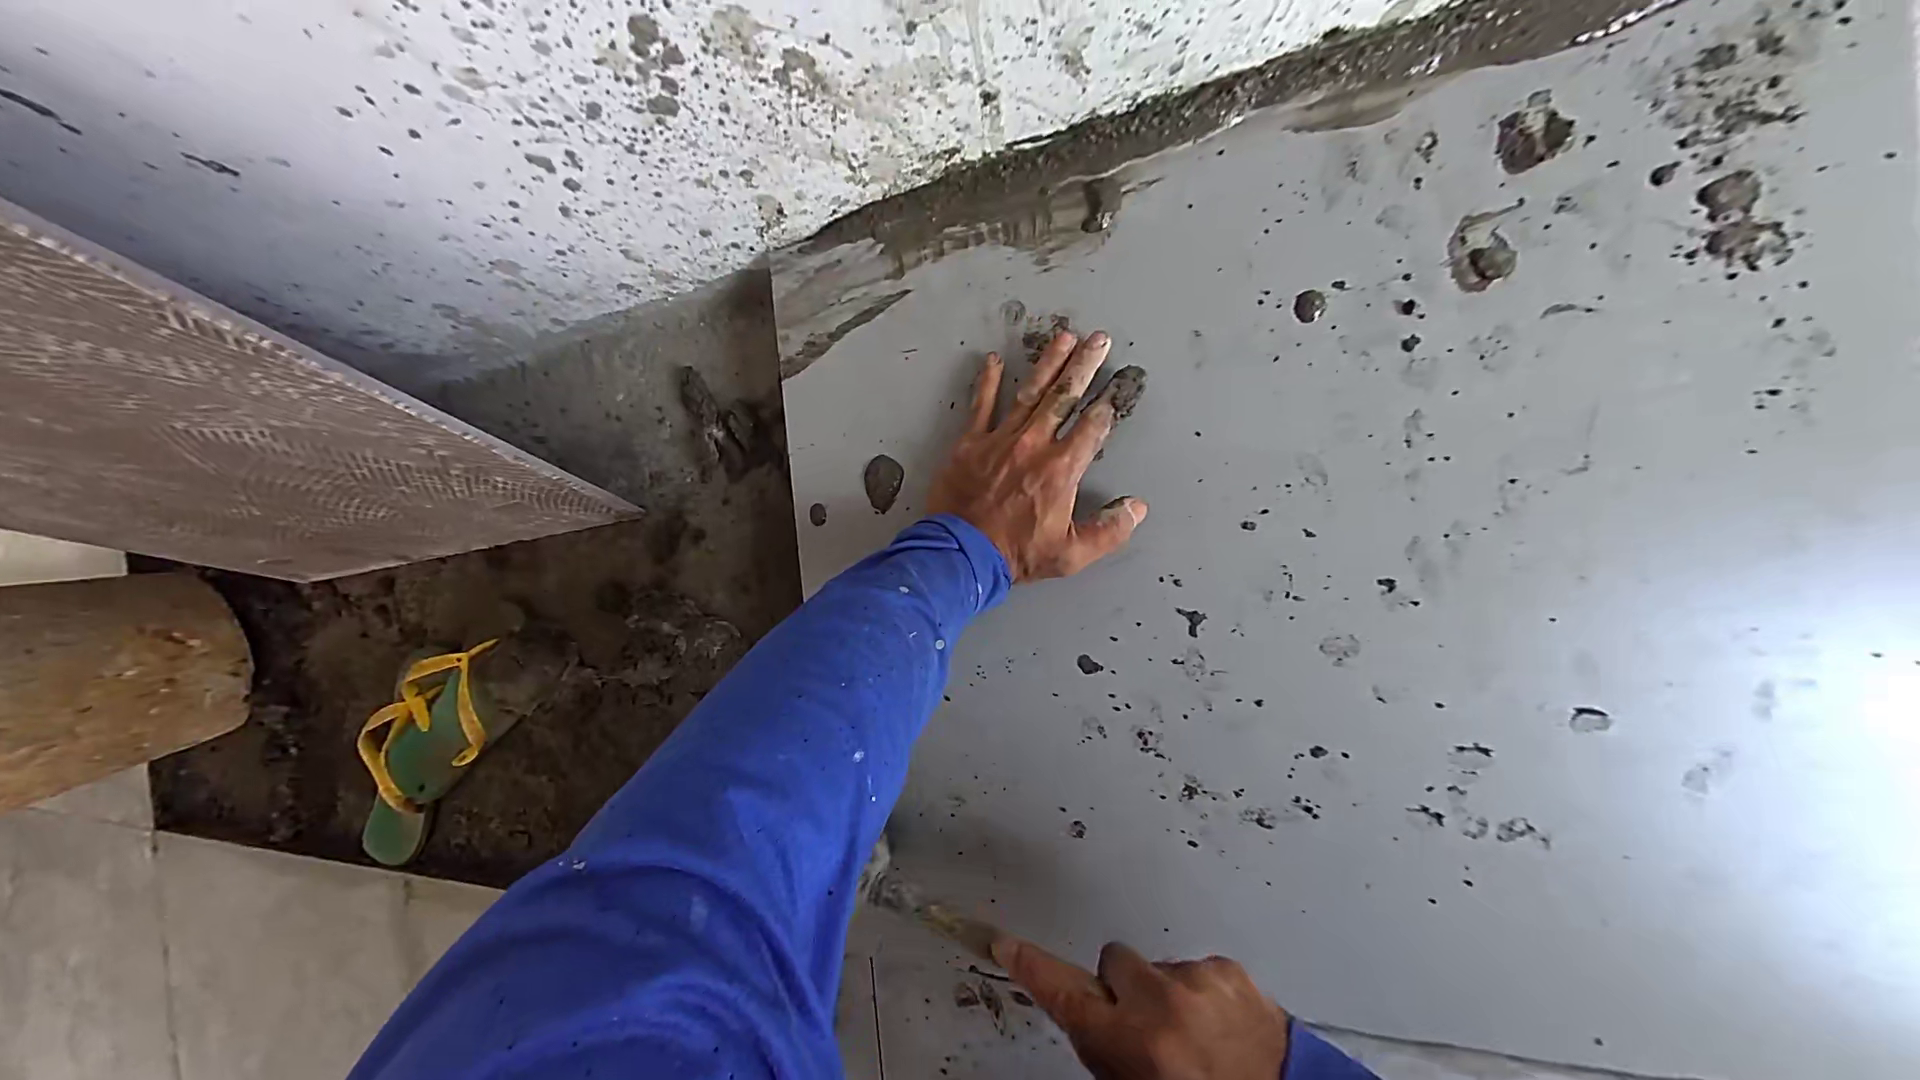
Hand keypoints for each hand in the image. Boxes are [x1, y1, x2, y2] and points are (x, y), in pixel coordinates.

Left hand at [926, 330, 1147, 581]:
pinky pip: (981, 406)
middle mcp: (1033, 446)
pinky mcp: (970, 444)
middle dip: (1084, 365)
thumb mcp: (1071, 554)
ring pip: (1029, 392)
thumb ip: (1109, 531)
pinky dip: (987, 382)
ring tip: (1064, 337)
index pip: (1092, 427)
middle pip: (1065, 396)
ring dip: (1048, 363)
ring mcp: (1000, 440)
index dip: (1109, 403)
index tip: (1119, 385)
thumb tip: (1136, 509)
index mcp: (1061, 469)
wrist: (962, 554)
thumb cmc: (1015, 554)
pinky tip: (992, 360)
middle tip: (1098, 340)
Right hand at [994, 936, 1289, 1079]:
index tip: (1005, 943)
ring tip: (1200, 1036)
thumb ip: (1107, 1048)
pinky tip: (1223, 1025)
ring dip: (1168, 992)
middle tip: (1152, 1027)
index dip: (1032, 968)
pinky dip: (1202, 991)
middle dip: (1124, 988)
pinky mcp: (1228, 969)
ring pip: (1156, 966)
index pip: (1067, 997)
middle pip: (1114, 962)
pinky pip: (1195, 968)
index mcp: (1137, 1046)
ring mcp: (1198, 982)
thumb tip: (1091, 1013)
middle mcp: (1163, 1005)